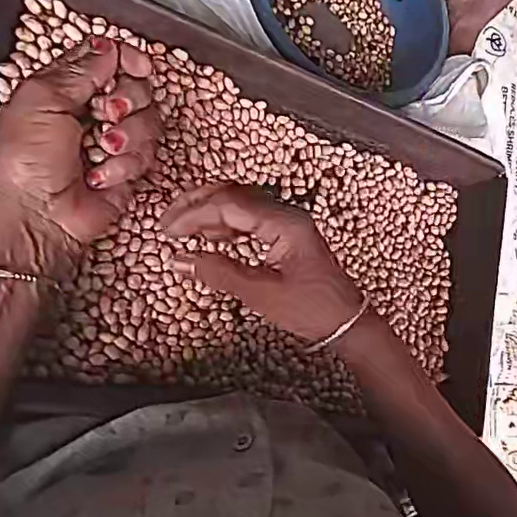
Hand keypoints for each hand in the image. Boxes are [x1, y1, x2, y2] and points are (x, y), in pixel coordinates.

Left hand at [0, 36, 159, 273]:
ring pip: (148, 123)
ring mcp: (114, 143)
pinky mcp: (129, 171)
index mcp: (66, 88)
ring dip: (127, 137)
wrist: (37, 217)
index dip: (126, 58)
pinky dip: (125, 165)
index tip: (136, 64)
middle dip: (128, 101)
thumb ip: (80, 70)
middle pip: (137, 89)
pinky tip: (101, 176)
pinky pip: (148, 156)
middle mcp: (93, 113)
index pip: (108, 59)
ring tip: (101, 151)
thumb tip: (109, 47)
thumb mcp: (41, 99)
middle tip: (106, 113)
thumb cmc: (23, 164)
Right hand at [158, 184, 363, 341]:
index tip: (168, 230)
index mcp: (285, 224)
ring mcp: (289, 225)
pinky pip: (252, 220)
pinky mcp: (288, 237)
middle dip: (198, 204)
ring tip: (183, 230)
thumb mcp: (262, 295)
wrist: (347, 322)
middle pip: (235, 194)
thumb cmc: (312, 310)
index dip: (194, 214)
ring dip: (210, 213)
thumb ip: (219, 273)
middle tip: (168, 221)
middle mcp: (288, 216)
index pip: (229, 204)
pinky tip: (211, 238)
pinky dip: (227, 225)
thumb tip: (179, 259)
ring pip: (242, 205)